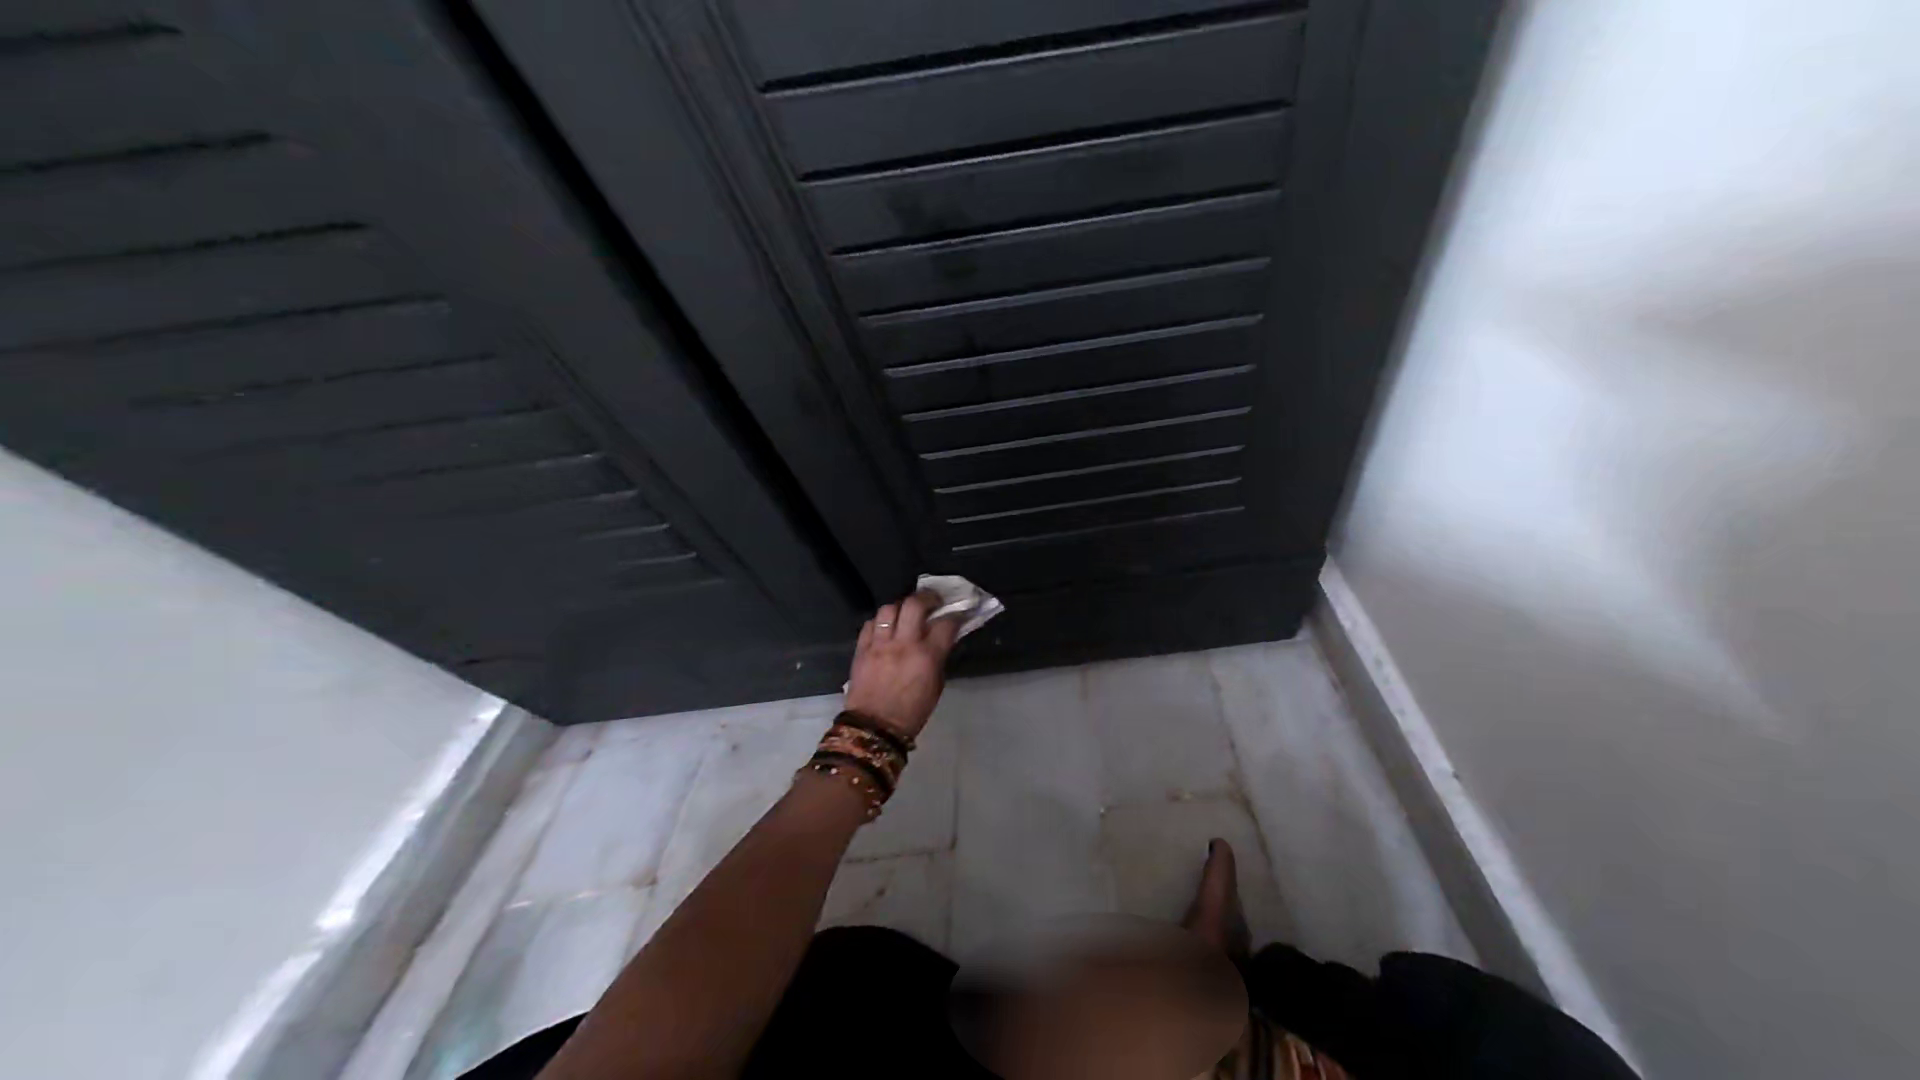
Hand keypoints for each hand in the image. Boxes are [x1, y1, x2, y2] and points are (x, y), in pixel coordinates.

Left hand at [843, 590, 960, 739]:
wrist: (874, 728)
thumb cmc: (912, 712)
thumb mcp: (936, 686)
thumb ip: (939, 658)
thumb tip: (942, 639)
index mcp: (927, 656)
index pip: (946, 624)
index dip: (955, 615)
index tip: (958, 614)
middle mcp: (903, 644)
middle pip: (914, 604)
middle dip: (927, 597)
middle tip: (932, 600)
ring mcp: (879, 644)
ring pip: (889, 609)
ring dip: (900, 607)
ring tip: (905, 612)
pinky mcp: (861, 649)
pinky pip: (870, 624)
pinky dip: (880, 622)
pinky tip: (885, 628)